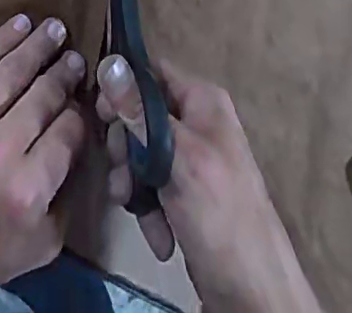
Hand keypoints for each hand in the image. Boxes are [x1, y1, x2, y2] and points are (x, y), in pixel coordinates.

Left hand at [0, 15, 87, 311]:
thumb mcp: (40, 243)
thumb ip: (69, 189)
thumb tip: (88, 132)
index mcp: (27, 191)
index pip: (69, 128)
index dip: (81, 109)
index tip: (84, 97)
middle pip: (45, 94)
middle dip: (66, 71)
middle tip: (76, 57)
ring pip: (13, 71)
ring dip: (39, 44)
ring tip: (56, 28)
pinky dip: (3, 39)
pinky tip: (21, 25)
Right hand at [97, 56, 323, 312]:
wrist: (252, 291)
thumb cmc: (218, 212)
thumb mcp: (176, 156)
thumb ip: (139, 111)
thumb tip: (110, 61)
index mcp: (202, 99)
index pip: (151, 71)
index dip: (122, 87)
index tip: (100, 114)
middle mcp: (197, 120)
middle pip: (139, 114)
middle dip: (126, 147)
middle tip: (124, 172)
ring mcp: (192, 157)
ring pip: (141, 152)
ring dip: (133, 182)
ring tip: (134, 207)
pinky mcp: (186, 191)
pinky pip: (152, 184)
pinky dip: (149, 208)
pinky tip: (159, 234)